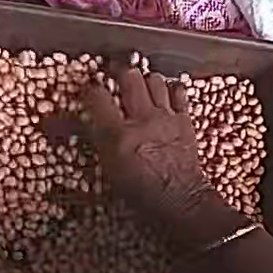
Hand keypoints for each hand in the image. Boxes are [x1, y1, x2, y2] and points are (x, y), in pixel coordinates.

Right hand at [82, 68, 222, 231]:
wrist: (183, 201)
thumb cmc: (143, 194)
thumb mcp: (112, 171)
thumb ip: (101, 142)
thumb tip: (88, 124)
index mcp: (119, 136)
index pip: (97, 97)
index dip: (89, 89)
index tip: (88, 90)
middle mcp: (142, 120)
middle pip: (129, 76)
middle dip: (118, 71)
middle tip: (113, 74)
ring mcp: (166, 117)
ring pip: (154, 79)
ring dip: (145, 79)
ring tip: (139, 86)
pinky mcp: (185, 119)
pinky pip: (178, 91)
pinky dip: (170, 89)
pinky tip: (164, 95)